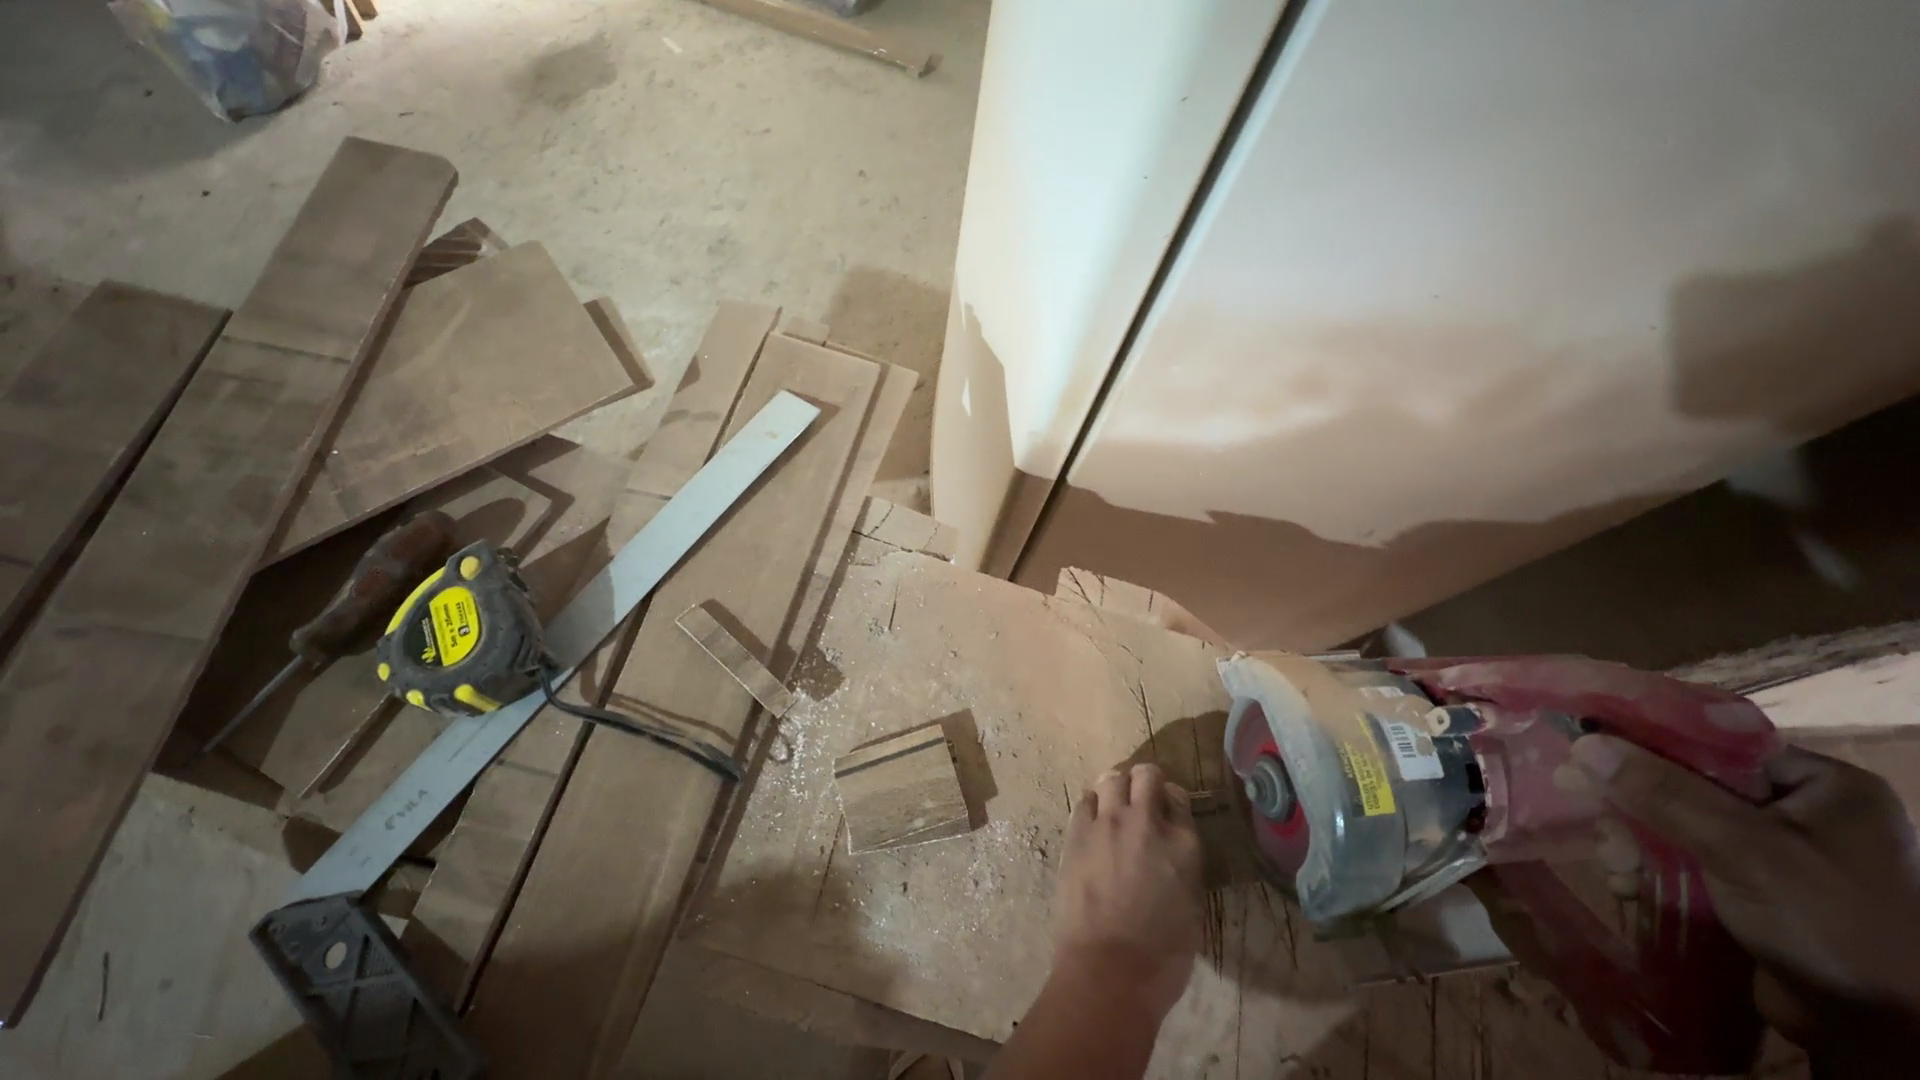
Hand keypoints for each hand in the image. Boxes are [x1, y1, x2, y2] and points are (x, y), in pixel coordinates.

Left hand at [1051, 762, 1204, 1020]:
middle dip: (1144, 781)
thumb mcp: (1192, 907)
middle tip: (1140, 799)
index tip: (1166, 810)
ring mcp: (1107, 824)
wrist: (1108, 970)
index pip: (1179, 796)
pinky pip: (1083, 802)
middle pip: (1144, 775)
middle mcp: (1145, 822)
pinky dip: (1090, 806)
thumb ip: (1183, 866)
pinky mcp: (1075, 835)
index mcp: (1183, 844)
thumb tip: (1170, 852)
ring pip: (1109, 779)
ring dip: (1114, 788)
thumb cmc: (1161, 955)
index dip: (1171, 800)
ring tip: (1113, 807)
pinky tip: (1092, 824)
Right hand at [1558, 735, 1919, 1053]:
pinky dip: (1652, 869)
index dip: (1649, 743)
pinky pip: (1687, 862)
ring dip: (1636, 841)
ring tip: (1613, 861)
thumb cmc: (1832, 926)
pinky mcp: (1753, 893)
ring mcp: (1778, 856)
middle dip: (1636, 803)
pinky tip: (1627, 882)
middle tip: (1584, 804)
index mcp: (1824, 785)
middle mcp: (1802, 812)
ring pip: (1681, 825)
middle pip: (1691, 784)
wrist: (1882, 1037)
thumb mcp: (1746, 850)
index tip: (1587, 748)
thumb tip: (1584, 743)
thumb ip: (1664, 793)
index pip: (1717, 744)